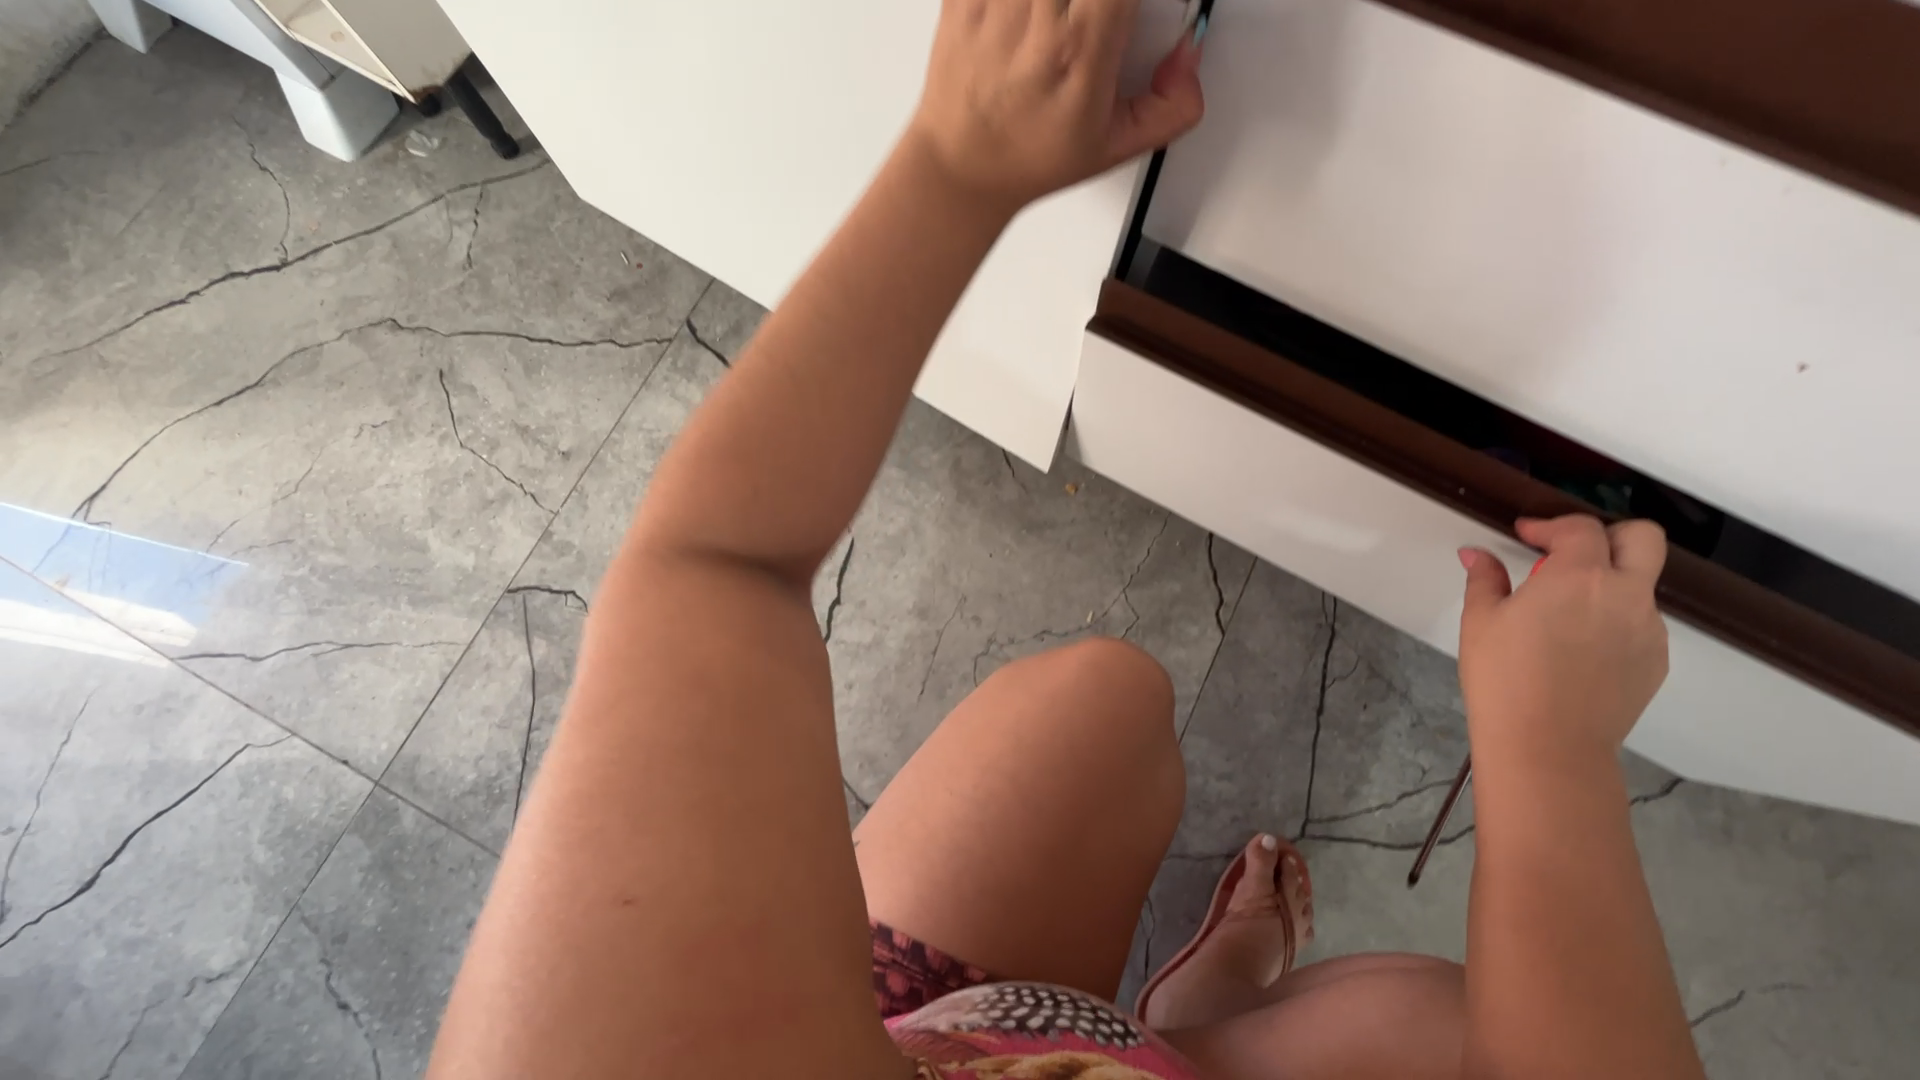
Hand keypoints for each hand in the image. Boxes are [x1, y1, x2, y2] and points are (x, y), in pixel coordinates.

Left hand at [907, 0, 1205, 211]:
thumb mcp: (1115, 147)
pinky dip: (1019, 0)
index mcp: (1081, 49)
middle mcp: (1037, 17)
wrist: (961, 169)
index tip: (1129, 9)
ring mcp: (995, 1)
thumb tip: (1188, 53)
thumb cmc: (1029, 159)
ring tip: (1061, 18)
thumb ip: (1171, 106)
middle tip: (1096, 17)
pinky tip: (1028, 16)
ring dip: (1057, 0)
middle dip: (1096, 0)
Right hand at [1457, 516, 1670, 770]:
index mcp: (1579, 576)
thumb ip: (1485, 579)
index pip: (1580, 528)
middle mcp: (1625, 594)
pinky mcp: (1655, 660)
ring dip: (1607, 582)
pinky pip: (1639, 622)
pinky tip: (1576, 646)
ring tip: (1562, 611)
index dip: (1550, 525)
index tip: (1525, 534)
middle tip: (1568, 552)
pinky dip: (1612, 618)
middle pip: (1641, 538)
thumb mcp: (1480, 621)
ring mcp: (1648, 628)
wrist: (1548, 743)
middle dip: (1607, 534)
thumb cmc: (1503, 677)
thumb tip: (1478, 556)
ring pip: (1639, 585)